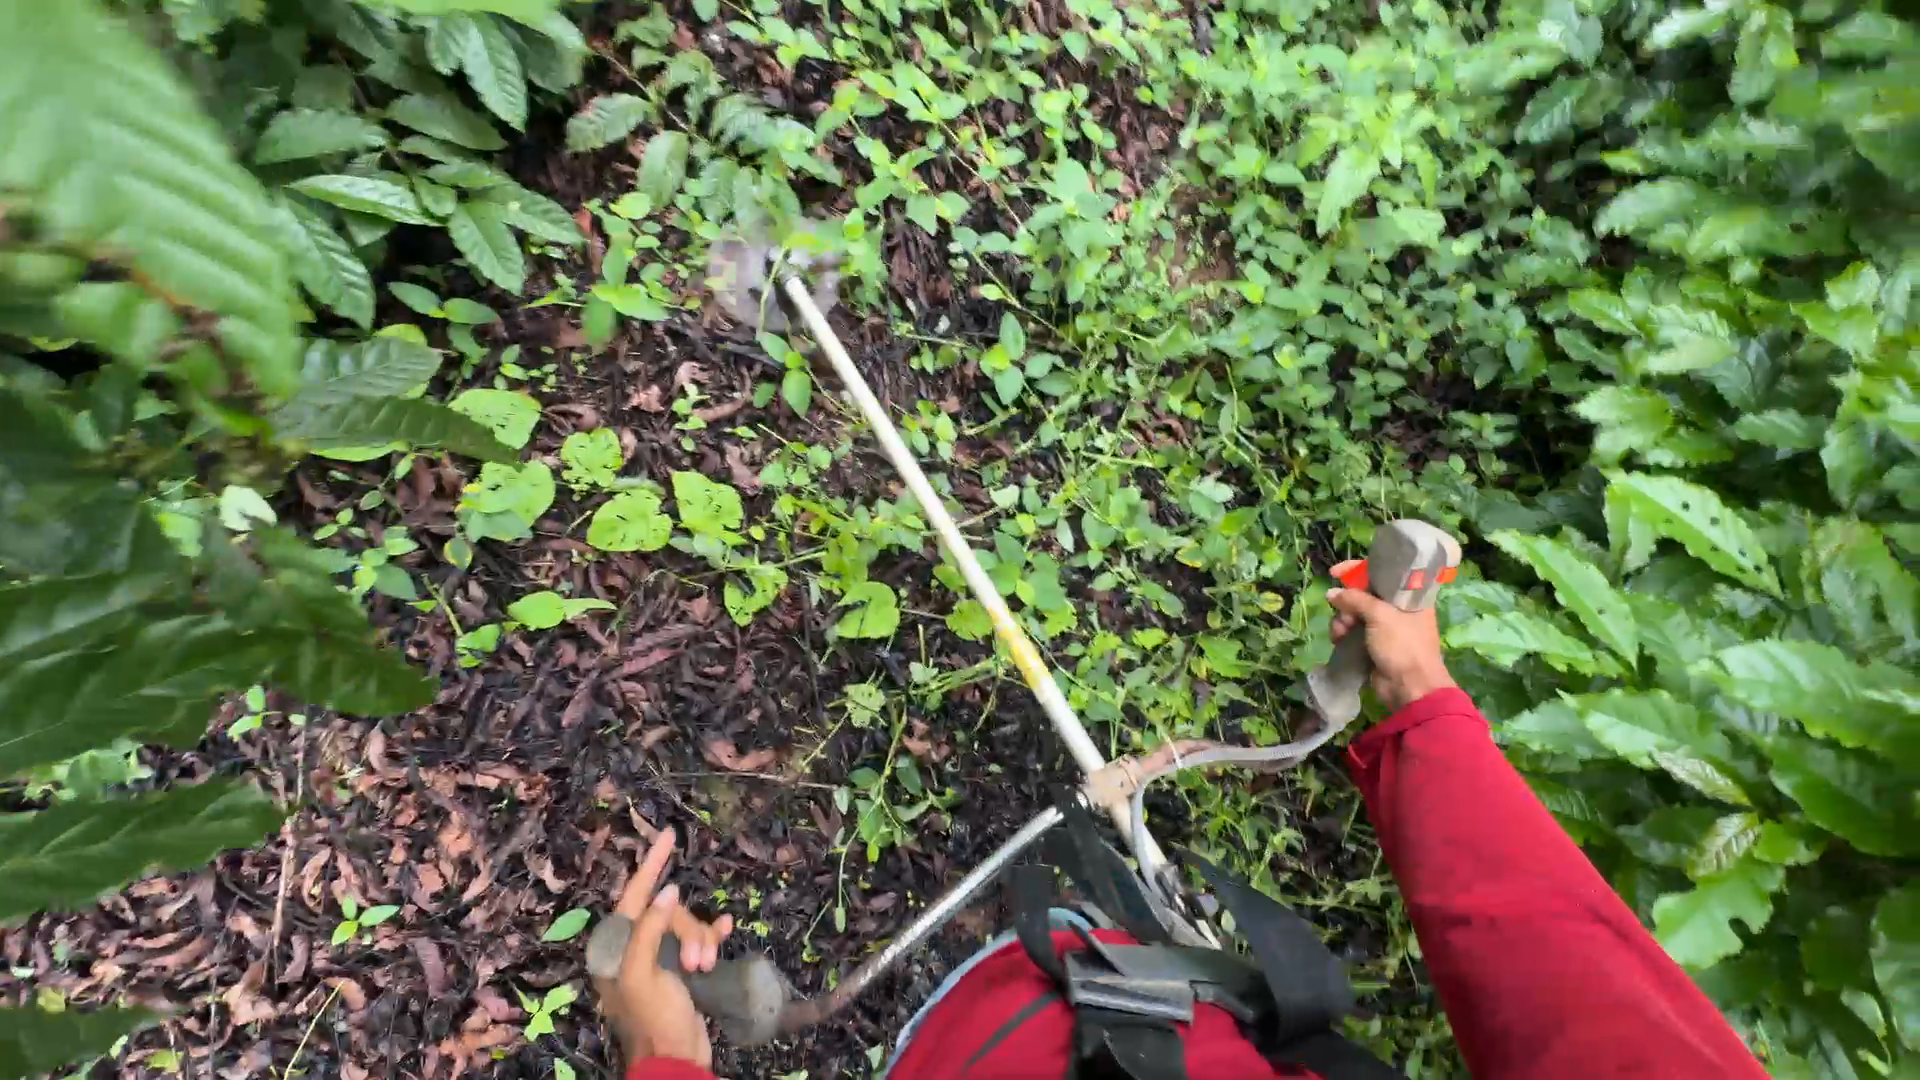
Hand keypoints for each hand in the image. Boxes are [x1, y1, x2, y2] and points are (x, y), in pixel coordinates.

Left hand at [593, 828, 734, 1067]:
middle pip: (669, 913)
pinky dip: (712, 935)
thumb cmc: (653, 1019)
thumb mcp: (643, 975)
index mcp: (616, 948)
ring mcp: (659, 957)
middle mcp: (635, 947)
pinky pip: (701, 936)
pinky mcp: (681, 967)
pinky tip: (724, 935)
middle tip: (698, 960)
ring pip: (687, 925)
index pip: (634, 893)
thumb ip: (650, 930)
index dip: (652, 863)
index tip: (670, 834)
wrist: (674, 1060)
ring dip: (702, 940)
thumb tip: (668, 890)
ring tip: (707, 965)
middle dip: (689, 930)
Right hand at [1328, 559, 1455, 712]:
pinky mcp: (1374, 644)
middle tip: (1341, 611)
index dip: (1358, 570)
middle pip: (1364, 594)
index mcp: (1409, 598)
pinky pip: (1352, 630)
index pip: (1382, 574)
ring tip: (1340, 632)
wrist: (1409, 687)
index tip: (1335, 572)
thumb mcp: (1380, 616)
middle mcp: (1398, 610)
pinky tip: (1338, 640)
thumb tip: (1331, 594)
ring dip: (1342, 620)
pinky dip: (1343, 633)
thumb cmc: (1402, 646)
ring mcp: (1385, 628)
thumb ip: (1355, 600)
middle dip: (1347, 602)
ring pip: (1354, 613)